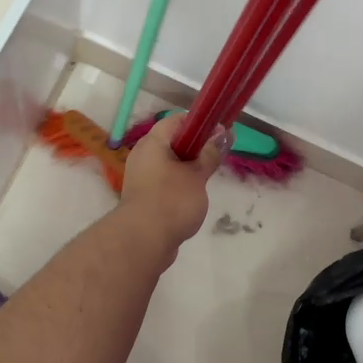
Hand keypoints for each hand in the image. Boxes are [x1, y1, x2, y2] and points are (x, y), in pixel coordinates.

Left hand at [119, 114, 226, 245]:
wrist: (143, 241)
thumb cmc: (172, 200)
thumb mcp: (197, 175)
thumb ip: (210, 154)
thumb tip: (221, 134)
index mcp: (152, 143)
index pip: (176, 121)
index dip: (199, 123)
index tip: (219, 134)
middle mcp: (143, 156)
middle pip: (172, 143)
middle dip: (196, 149)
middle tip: (216, 158)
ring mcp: (141, 178)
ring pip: (169, 165)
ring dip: (188, 170)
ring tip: (207, 181)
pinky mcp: (144, 198)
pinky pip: (164, 183)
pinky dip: (179, 186)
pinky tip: (192, 200)